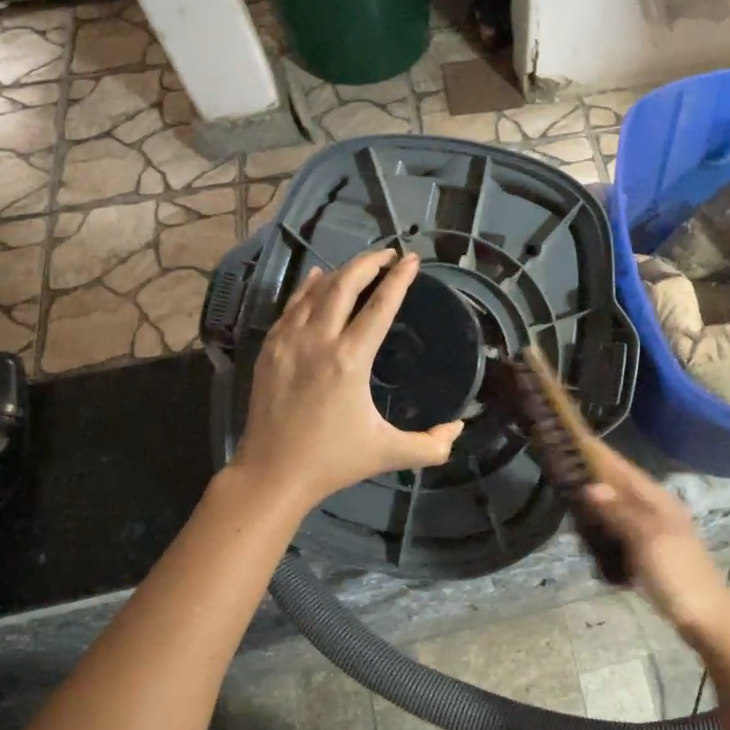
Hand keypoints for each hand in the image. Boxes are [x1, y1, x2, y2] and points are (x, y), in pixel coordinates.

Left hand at [228, 249, 463, 508]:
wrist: (271, 474)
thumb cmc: (334, 462)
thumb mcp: (390, 454)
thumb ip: (432, 445)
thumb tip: (459, 428)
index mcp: (350, 360)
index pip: (379, 305)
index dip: (399, 279)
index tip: (412, 260)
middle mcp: (318, 341)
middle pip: (344, 284)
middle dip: (369, 262)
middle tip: (389, 255)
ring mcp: (288, 342)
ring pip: (315, 290)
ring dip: (341, 272)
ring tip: (361, 266)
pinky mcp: (270, 349)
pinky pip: (291, 305)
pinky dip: (307, 287)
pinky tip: (317, 279)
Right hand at [580, 445, 729, 649]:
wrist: (708, 619)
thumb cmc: (679, 575)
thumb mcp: (648, 540)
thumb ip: (620, 512)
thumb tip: (591, 486)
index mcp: (657, 499)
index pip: (622, 467)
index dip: (598, 452)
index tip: (571, 435)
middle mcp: (655, 509)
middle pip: (618, 485)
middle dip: (592, 476)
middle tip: (560, 470)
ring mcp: (653, 532)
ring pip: (618, 508)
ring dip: (597, 504)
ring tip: (570, 499)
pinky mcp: (649, 554)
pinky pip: (620, 532)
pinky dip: (604, 529)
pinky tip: (590, 535)